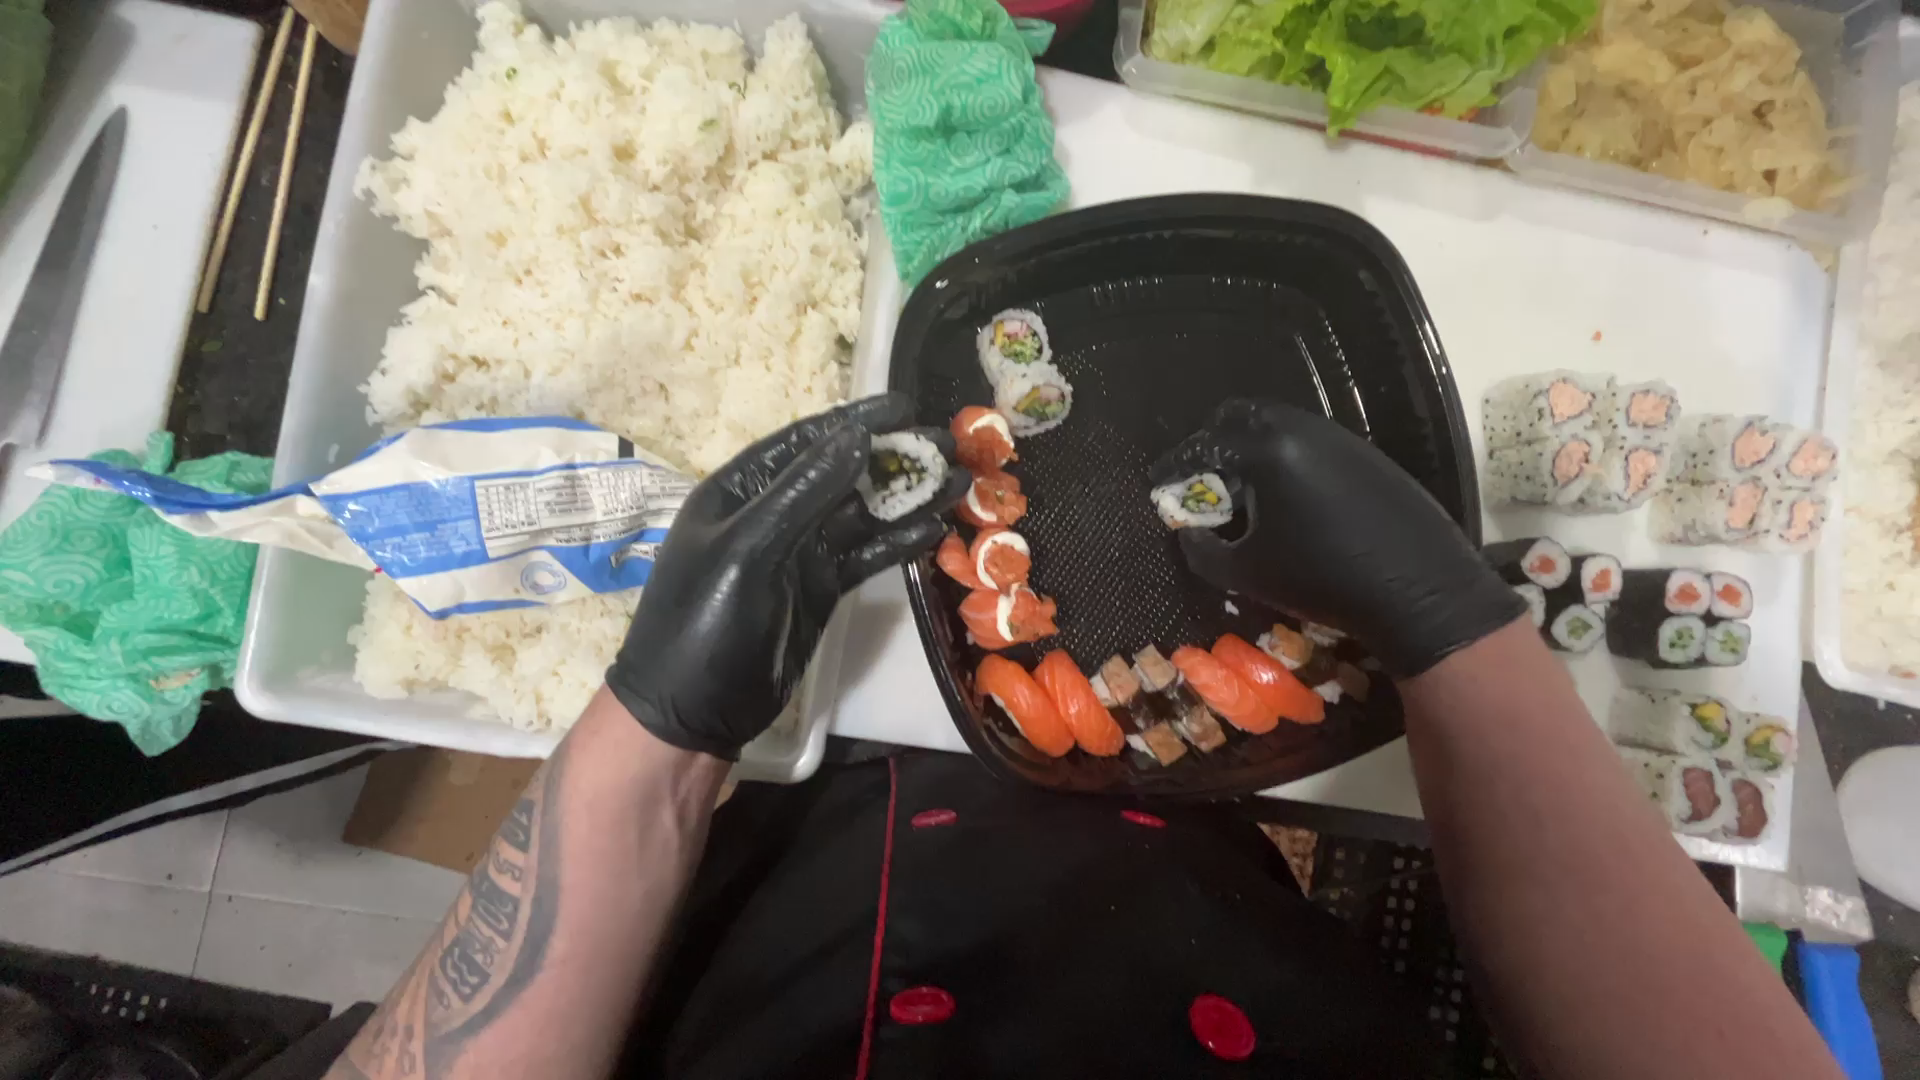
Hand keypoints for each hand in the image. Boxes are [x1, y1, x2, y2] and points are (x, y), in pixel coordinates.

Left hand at [608, 394, 967, 758]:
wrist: (694, 711)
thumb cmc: (706, 622)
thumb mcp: (749, 550)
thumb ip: (803, 493)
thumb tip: (854, 436)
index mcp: (742, 490)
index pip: (806, 441)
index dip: (856, 419)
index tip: (905, 405)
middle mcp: (774, 512)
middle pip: (842, 474)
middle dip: (893, 458)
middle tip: (949, 445)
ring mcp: (800, 552)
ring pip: (862, 515)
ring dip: (907, 499)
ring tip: (959, 483)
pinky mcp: (822, 587)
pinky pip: (865, 556)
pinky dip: (898, 543)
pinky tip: (934, 531)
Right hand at [1151, 399, 1522, 677]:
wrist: (1420, 594)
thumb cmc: (1320, 581)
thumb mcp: (1244, 574)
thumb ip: (1200, 549)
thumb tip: (1187, 532)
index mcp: (1268, 452)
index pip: (1204, 444)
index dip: (1173, 464)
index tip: (1159, 481)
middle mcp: (1303, 431)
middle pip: (1242, 414)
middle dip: (1212, 440)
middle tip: (1202, 476)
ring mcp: (1342, 440)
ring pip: (1281, 425)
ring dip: (1252, 447)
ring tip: (1246, 490)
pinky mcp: (1370, 457)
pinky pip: (1312, 444)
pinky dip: (1287, 459)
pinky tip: (1292, 499)